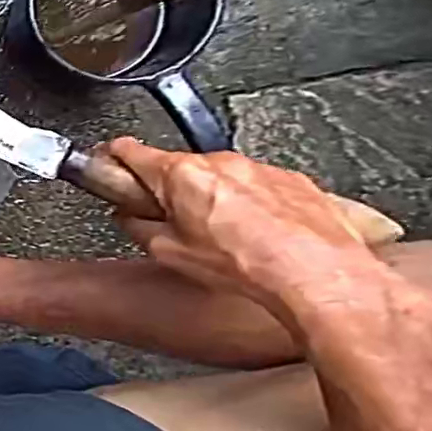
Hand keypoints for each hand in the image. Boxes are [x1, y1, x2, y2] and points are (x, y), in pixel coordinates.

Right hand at [105, 138, 418, 330]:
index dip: (112, 157)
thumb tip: (132, 218)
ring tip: (222, 235)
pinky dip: (251, 205)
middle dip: (170, 188)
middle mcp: (221, 163)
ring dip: (213, 197)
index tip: (109, 162)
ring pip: (220, 177)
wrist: (322, 280)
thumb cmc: (249, 266)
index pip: (129, 150)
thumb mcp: (166, 252)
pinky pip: (258, 187)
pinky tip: (255, 236)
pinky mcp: (296, 182)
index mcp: (180, 174)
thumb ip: (138, 226)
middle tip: (170, 220)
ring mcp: (261, 170)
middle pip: (178, 167)